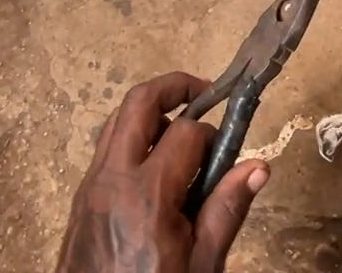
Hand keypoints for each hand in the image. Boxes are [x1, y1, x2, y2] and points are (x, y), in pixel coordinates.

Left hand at [56, 71, 268, 272]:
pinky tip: (155, 164)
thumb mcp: (202, 267)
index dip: (212, 136)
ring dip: (150, 112)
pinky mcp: (81, 195)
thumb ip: (226, 210)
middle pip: (139, 102)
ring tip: (181, 134)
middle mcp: (113, 177)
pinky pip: (106, 146)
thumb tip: (259, 167)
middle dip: (173, 86)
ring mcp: (91, 183)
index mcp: (148, 196)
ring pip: (118, 118)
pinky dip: (132, 137)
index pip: (186, 133)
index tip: (228, 153)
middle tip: (204, 92)